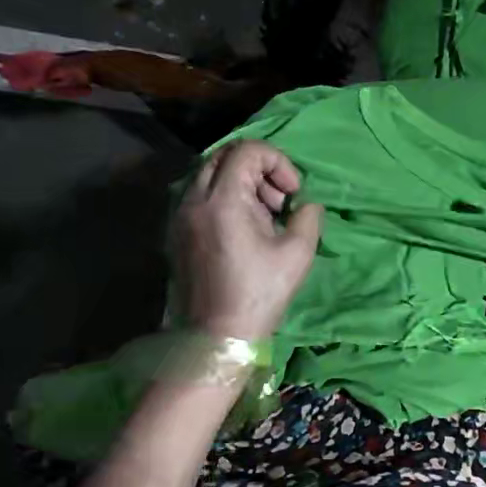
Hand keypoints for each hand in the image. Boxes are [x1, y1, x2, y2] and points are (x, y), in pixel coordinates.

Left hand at [173, 140, 323, 343]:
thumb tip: (307, 204)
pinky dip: (226, 200)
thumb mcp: (298, 253)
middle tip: (279, 202)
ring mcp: (180, 215)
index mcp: (223, 200)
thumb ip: (308, 217)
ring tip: (265, 219)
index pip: (249, 151)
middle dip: (259, 170)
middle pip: (226, 156)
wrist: (216, 335)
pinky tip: (244, 231)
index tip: (293, 193)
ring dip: (243, 184)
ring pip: (211, 175)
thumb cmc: (260, 294)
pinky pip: (201, 196)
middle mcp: (194, 199)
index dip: (279, 163)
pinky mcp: (177, 232)